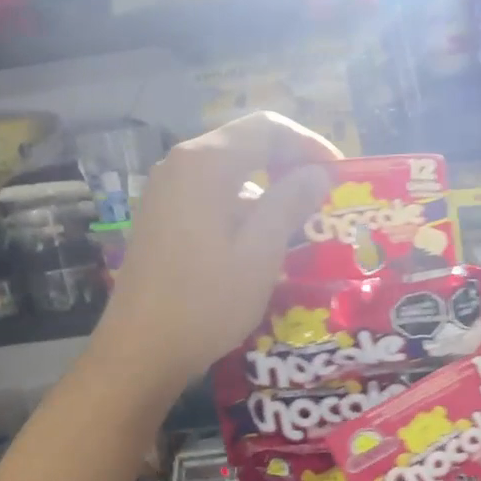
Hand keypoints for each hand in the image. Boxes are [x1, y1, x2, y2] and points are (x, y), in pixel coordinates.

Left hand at [92, 112, 341, 395]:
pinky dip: (245, 204)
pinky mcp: (162, 216)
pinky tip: (263, 240)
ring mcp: (166, 190)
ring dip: (269, 187)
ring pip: (231, 170)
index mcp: (204, 164)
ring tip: (302, 222)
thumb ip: (289, 203)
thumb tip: (317, 173)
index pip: (267, 128)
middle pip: (247, 143)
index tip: (339, 174)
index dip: (309, 143)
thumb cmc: (205, 302)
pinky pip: (213, 193)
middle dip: (291, 163)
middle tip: (325, 195)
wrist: (141, 351)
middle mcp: (180, 165)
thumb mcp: (259, 253)